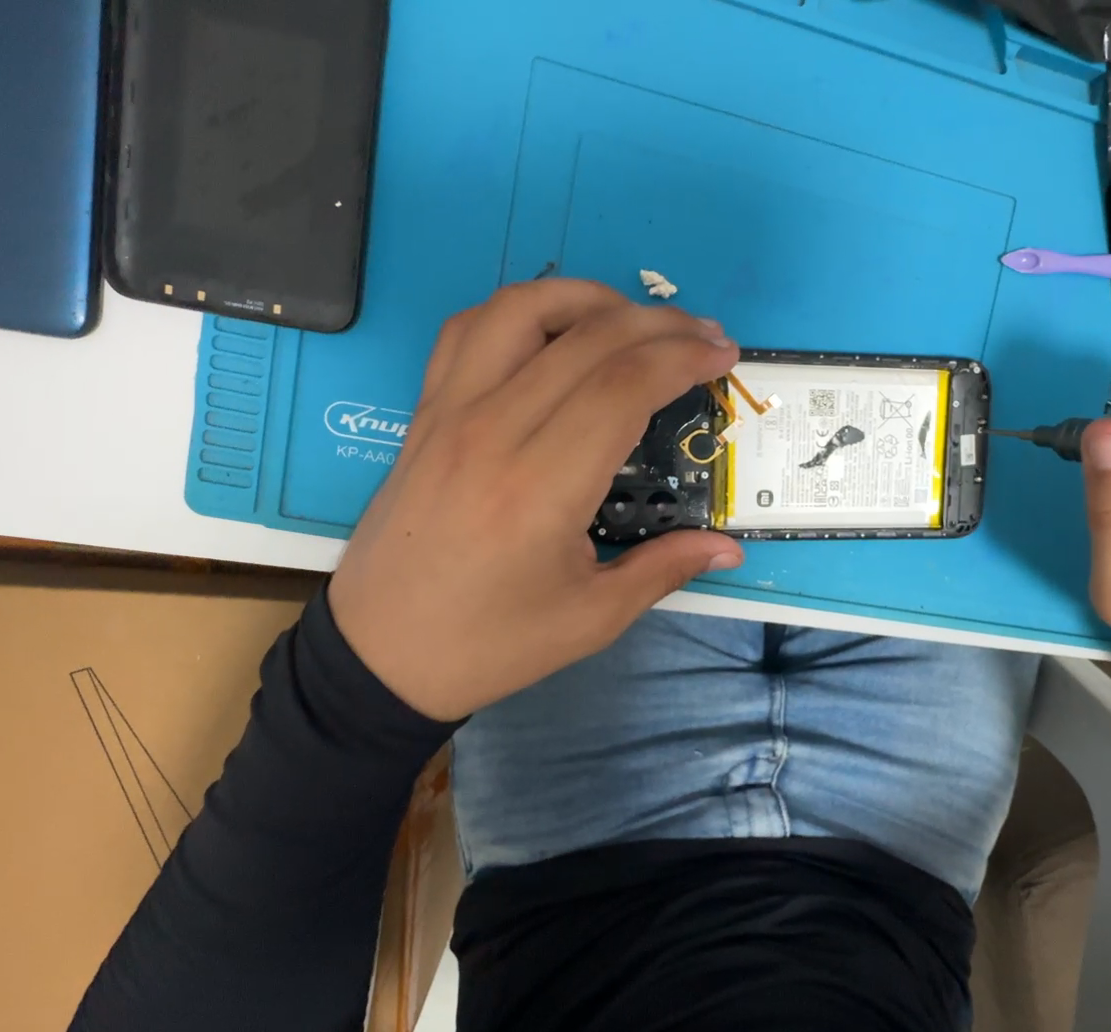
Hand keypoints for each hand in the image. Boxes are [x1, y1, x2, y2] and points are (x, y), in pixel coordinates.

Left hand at [327, 280, 744, 719]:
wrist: (380, 654)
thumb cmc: (492, 642)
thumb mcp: (592, 618)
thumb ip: (665, 569)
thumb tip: (730, 547)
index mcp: (541, 488)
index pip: (622, 386)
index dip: (681, 358)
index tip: (723, 357)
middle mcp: (493, 431)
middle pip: (587, 339)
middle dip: (660, 325)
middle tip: (705, 337)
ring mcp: (450, 413)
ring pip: (522, 311)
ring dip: (589, 297)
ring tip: (635, 317)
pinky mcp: (425, 413)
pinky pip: (468, 330)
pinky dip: (521, 309)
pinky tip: (555, 328)